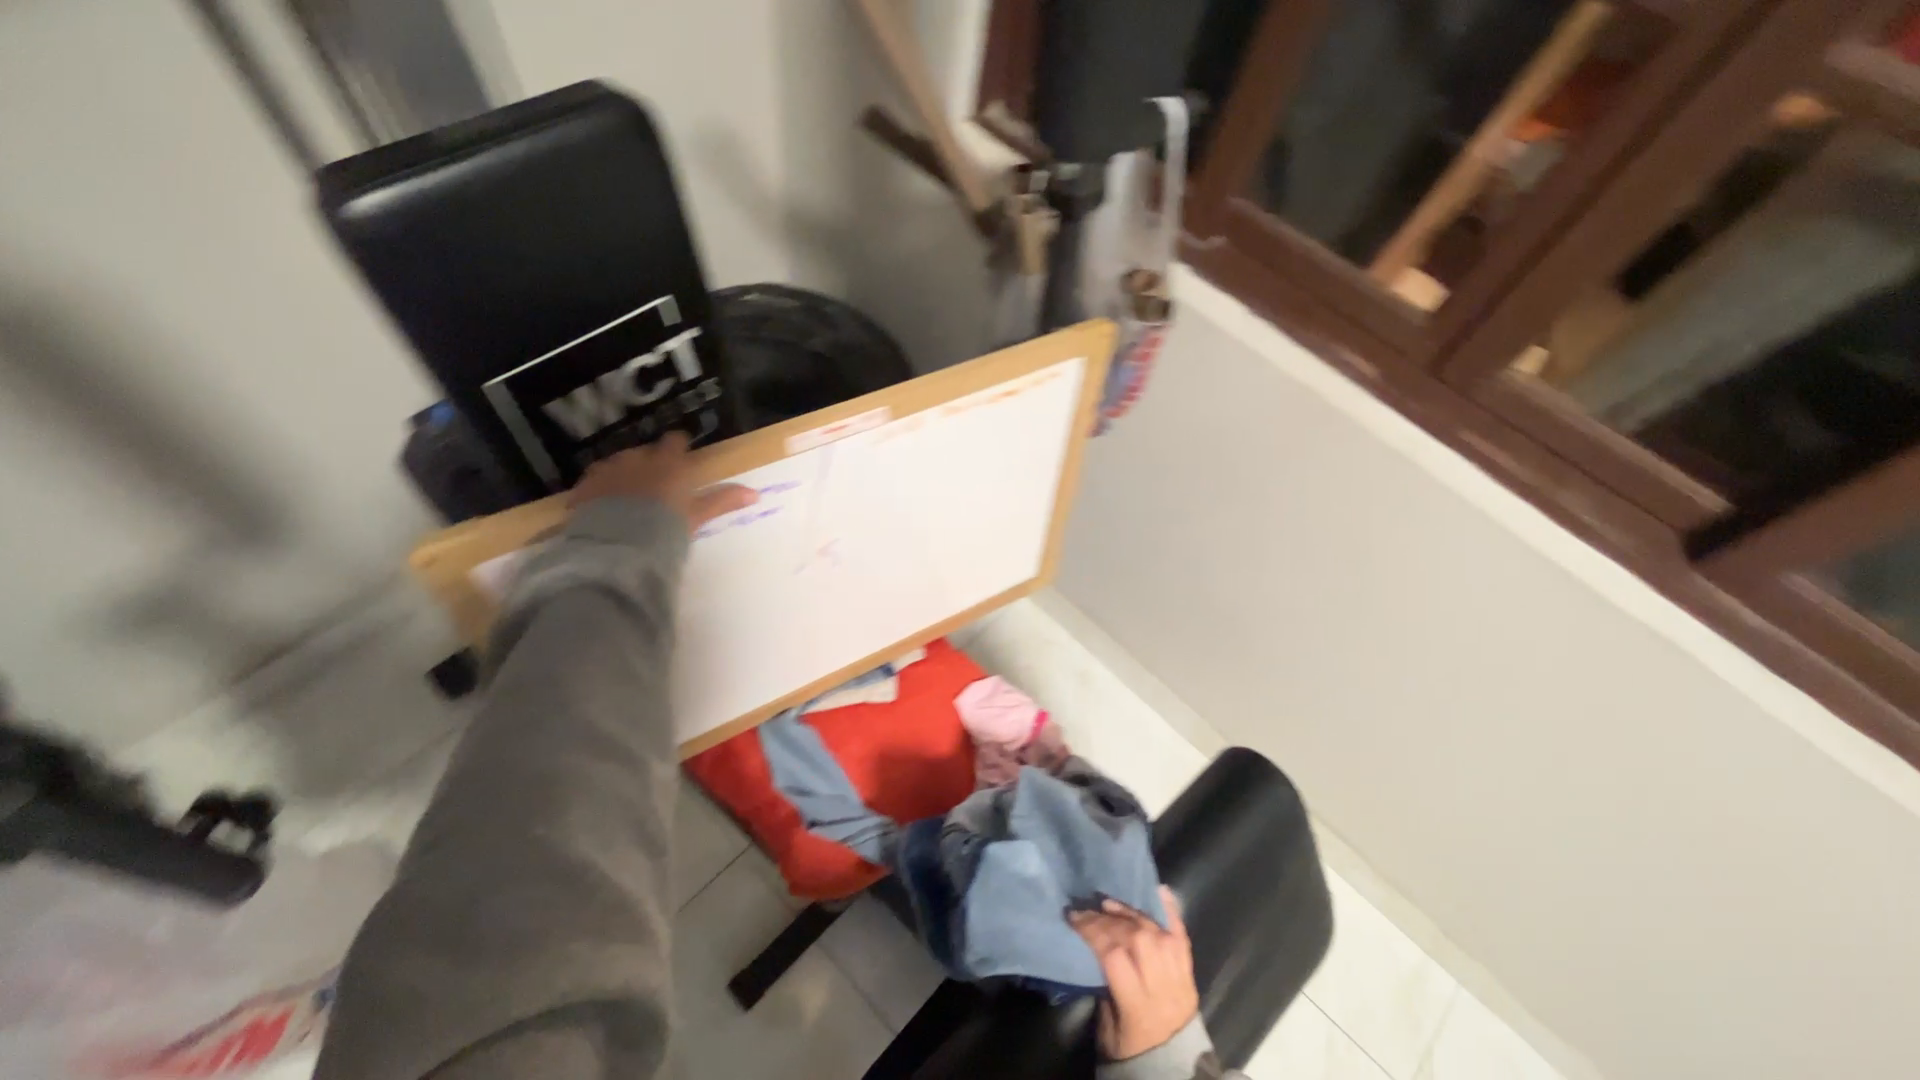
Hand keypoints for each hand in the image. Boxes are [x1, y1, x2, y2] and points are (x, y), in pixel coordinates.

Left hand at [568, 432, 756, 533]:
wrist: (619, 545)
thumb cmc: (666, 528)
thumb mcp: (697, 516)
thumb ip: (723, 501)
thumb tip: (755, 493)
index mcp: (668, 464)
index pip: (675, 442)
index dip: (678, 447)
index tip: (681, 456)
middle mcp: (638, 459)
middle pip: (645, 452)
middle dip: (650, 463)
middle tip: (656, 485)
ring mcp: (609, 471)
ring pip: (619, 464)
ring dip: (624, 474)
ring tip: (628, 497)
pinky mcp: (585, 487)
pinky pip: (594, 481)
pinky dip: (600, 489)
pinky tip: (602, 505)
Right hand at [1070, 886, 1199, 1061]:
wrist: (1175, 1067)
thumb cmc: (1132, 1051)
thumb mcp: (1107, 1031)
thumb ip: (1104, 990)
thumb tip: (1093, 951)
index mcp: (1138, 1006)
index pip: (1115, 956)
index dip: (1093, 931)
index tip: (1073, 917)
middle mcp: (1162, 986)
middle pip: (1137, 939)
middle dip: (1108, 919)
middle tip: (1087, 910)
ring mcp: (1180, 976)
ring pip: (1157, 933)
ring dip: (1131, 913)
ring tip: (1110, 904)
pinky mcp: (1189, 971)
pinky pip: (1182, 935)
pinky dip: (1171, 911)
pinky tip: (1159, 891)